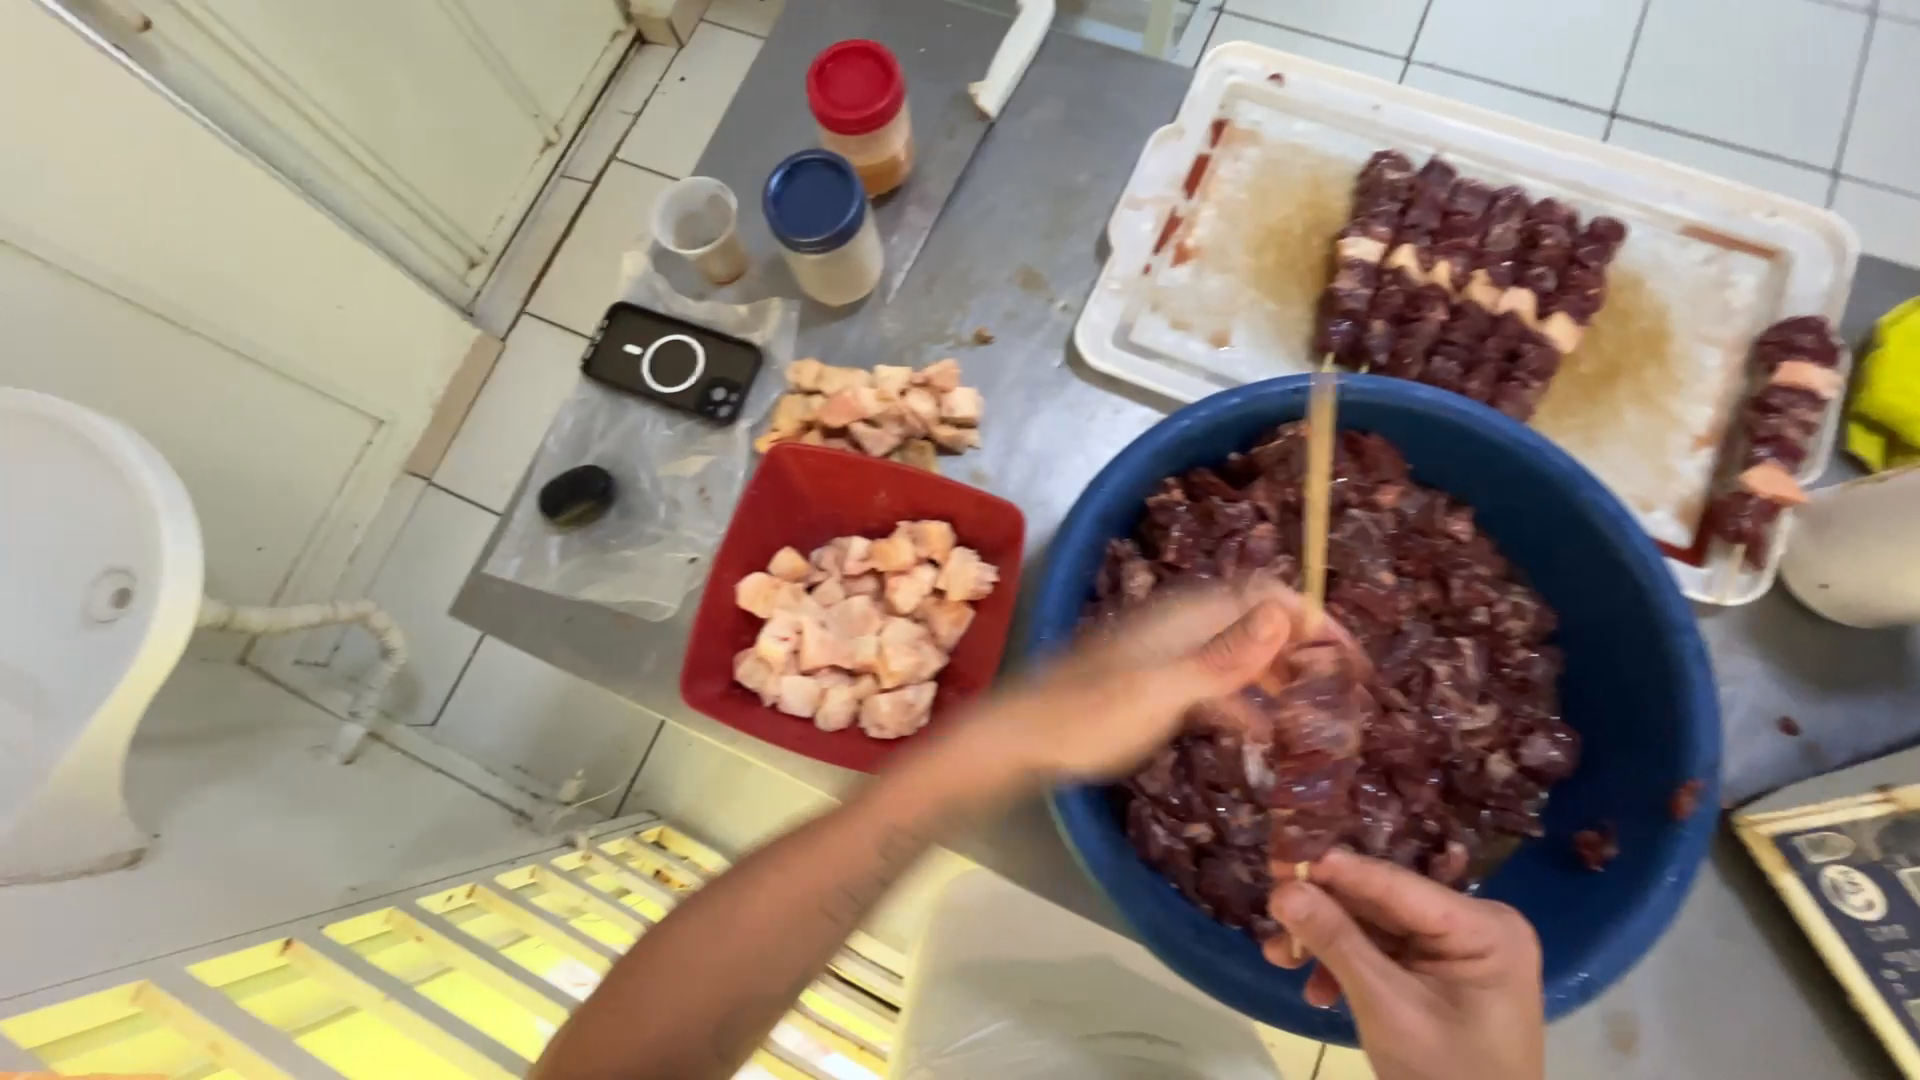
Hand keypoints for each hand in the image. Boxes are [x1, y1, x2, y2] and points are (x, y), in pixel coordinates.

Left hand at [953, 579, 1316, 785]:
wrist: (1022, 737)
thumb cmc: (1089, 716)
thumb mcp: (1161, 691)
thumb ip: (1222, 657)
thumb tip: (1284, 612)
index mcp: (1186, 616)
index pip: (1266, 595)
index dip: (1312, 619)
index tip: (1350, 661)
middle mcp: (1179, 625)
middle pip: (1255, 622)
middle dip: (1301, 651)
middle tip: (1340, 696)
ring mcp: (1164, 653)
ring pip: (1236, 654)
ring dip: (1275, 678)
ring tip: (1312, 718)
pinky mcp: (1151, 681)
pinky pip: (1211, 683)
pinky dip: (1241, 701)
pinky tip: (1259, 734)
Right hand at [1266, 849, 1544, 1079]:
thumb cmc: (1447, 1078)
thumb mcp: (1388, 1008)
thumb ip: (1335, 941)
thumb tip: (1282, 889)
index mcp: (1483, 926)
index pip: (1391, 882)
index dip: (1330, 869)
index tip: (1276, 860)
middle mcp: (1472, 922)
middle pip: (1377, 901)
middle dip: (1321, 913)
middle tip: (1269, 911)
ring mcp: (1453, 946)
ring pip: (1369, 924)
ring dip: (1323, 940)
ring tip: (1278, 956)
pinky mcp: (1434, 968)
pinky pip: (1377, 949)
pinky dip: (1342, 963)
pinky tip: (1315, 988)